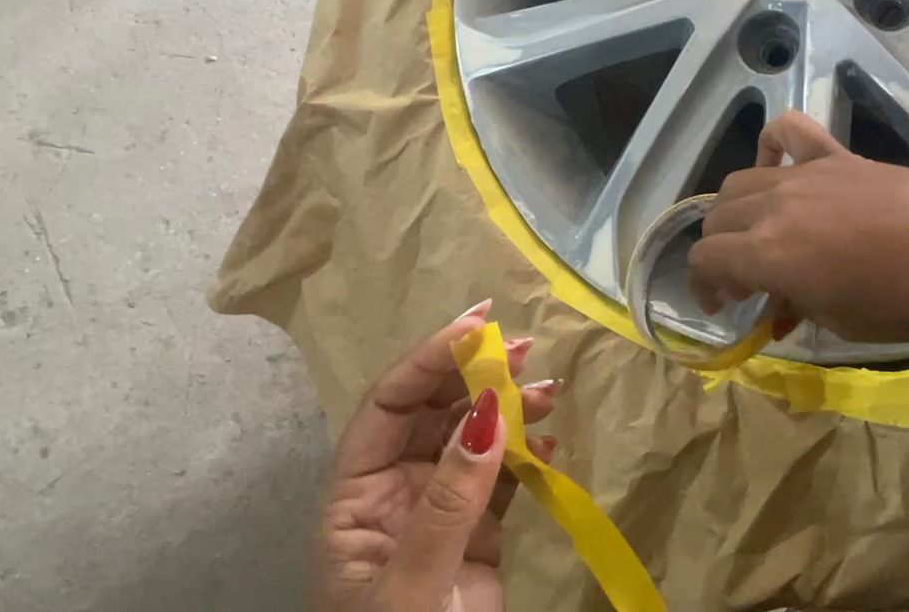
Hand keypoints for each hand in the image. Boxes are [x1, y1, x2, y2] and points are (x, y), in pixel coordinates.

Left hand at [312, 299, 560, 611]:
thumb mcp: (411, 584)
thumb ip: (448, 501)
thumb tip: (489, 411)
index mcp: (356, 493)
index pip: (390, 404)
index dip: (429, 358)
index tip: (477, 325)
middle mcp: (395, 488)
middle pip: (434, 409)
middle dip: (476, 372)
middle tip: (523, 346)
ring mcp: (438, 507)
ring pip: (473, 435)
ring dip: (510, 406)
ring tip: (550, 390)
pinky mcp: (478, 531)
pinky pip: (503, 474)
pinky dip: (527, 451)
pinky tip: (551, 440)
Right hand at [688, 113, 908, 341]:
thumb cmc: (906, 300)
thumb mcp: (840, 321)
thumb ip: (796, 305)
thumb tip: (779, 303)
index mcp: (767, 253)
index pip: (705, 259)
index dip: (702, 284)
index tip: (722, 306)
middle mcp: (772, 207)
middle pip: (716, 217)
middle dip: (718, 251)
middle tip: (746, 280)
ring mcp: (802, 174)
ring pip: (740, 179)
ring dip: (735, 210)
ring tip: (759, 233)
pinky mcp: (834, 155)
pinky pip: (788, 130)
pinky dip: (772, 143)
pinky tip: (779, 166)